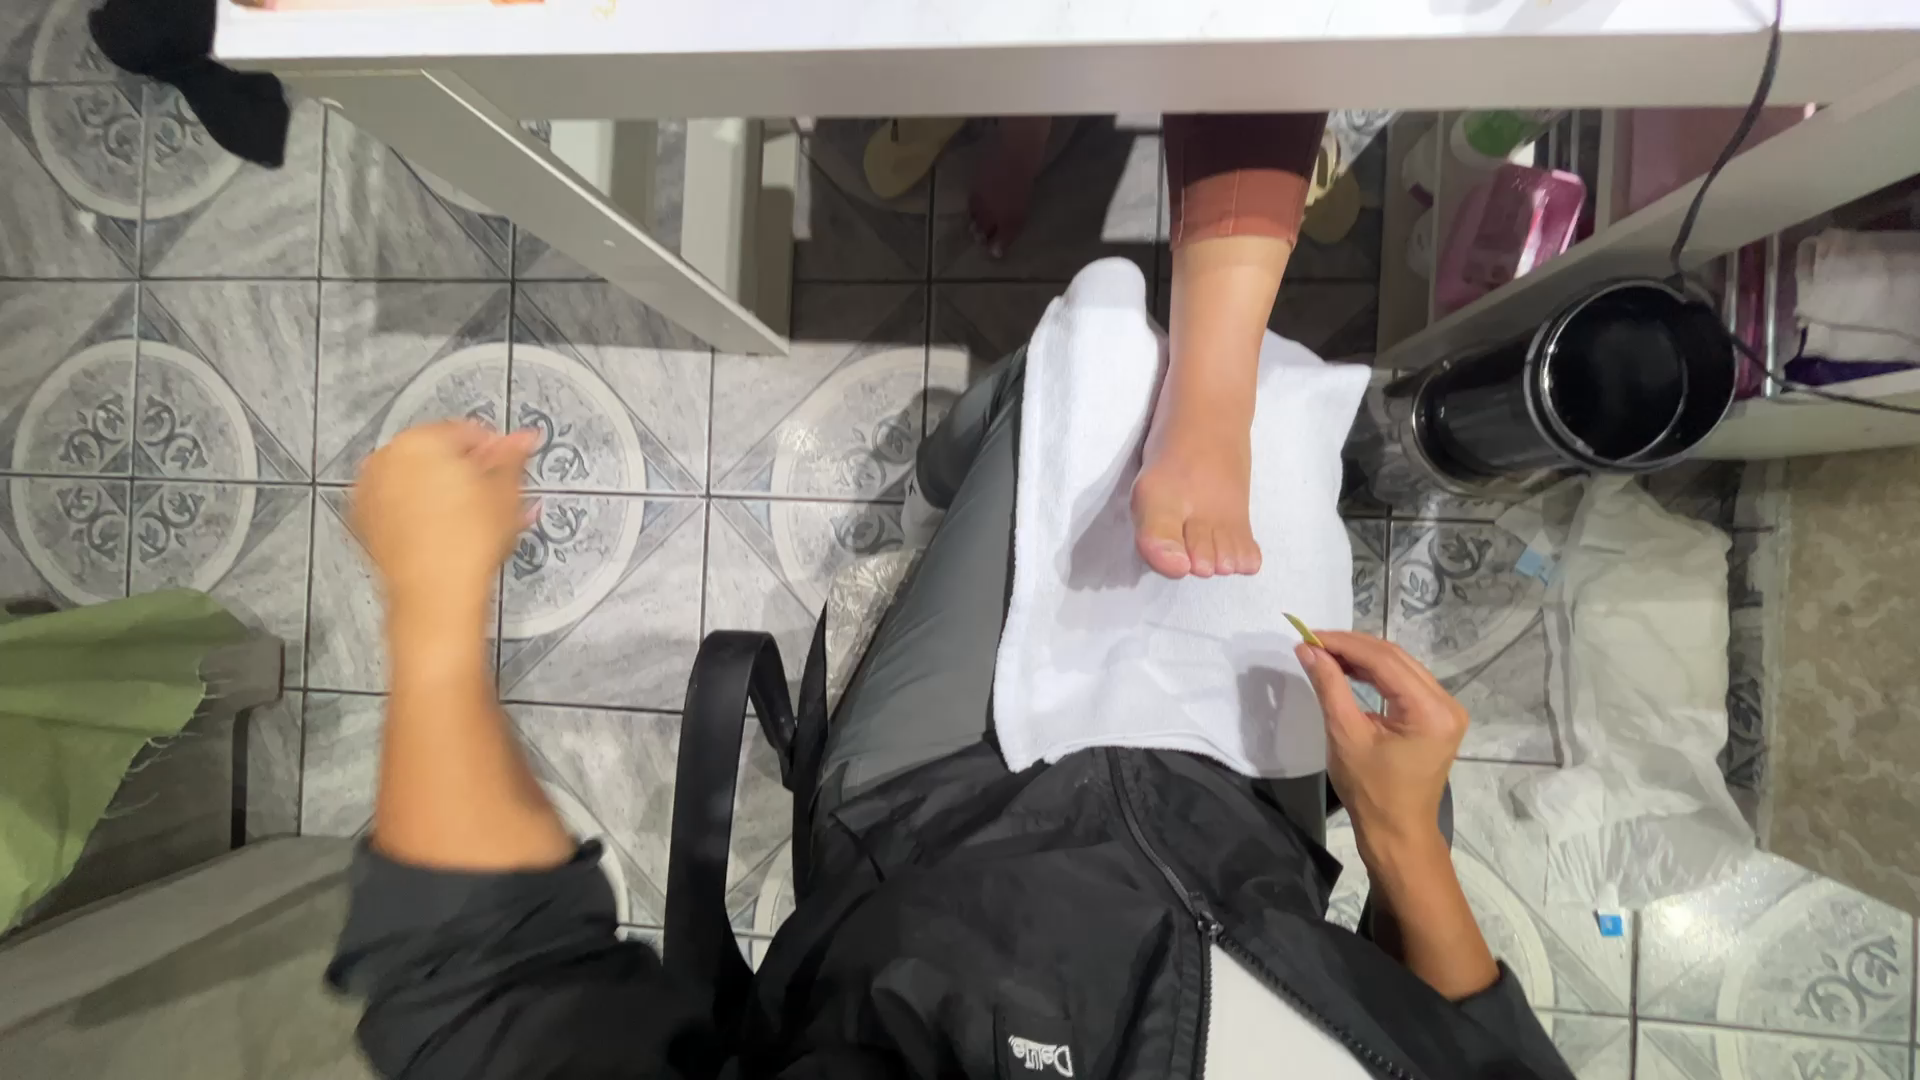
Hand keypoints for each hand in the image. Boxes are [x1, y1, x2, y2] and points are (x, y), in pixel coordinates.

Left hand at [352, 422, 536, 622]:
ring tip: (477, 515)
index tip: (508, 466)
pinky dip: (423, 509)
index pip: (467, 431)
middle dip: (469, 472)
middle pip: (438, 455)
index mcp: (421, 442)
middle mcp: (387, 459)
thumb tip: (523, 437)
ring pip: (419, 479)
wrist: (435, 591)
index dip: (496, 450)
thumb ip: (513, 457)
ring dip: (448, 491)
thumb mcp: (506, 492)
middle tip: (495, 493)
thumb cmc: (468, 543)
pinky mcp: (366, 519)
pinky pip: (401, 503)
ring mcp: (371, 489)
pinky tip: (451, 528)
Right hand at [1295, 631, 1467, 858]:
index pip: (1383, 660)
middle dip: (1351, 646)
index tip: (1308, 636)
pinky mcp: (1434, 716)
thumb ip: (1329, 685)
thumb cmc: (1371, 788)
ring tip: (1323, 653)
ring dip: (1360, 656)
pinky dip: (1372, 671)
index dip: (1344, 644)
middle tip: (1312, 642)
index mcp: (1430, 710)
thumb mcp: (1344, 733)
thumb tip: (1307, 649)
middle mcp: (1446, 703)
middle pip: (1394, 657)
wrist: (1396, 830)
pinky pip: (1402, 681)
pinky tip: (1346, 669)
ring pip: (1398, 665)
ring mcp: (1444, 710)